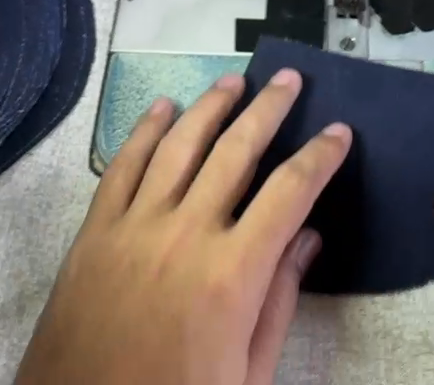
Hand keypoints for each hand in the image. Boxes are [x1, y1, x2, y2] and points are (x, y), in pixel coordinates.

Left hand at [17, 71, 352, 384]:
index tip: (339, 132)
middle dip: (269, 108)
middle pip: (237, 149)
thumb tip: (307, 236)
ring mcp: (135, 228)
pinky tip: (162, 107)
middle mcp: (185, 235)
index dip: (319, 157)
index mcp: (231, 275)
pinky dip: (144, 131)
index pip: (290, 192)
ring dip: (210, 106)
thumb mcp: (248, 376)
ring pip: (180, 145)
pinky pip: (122, 167)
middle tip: (288, 78)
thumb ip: (279, 301)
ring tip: (234, 80)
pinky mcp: (94, 234)